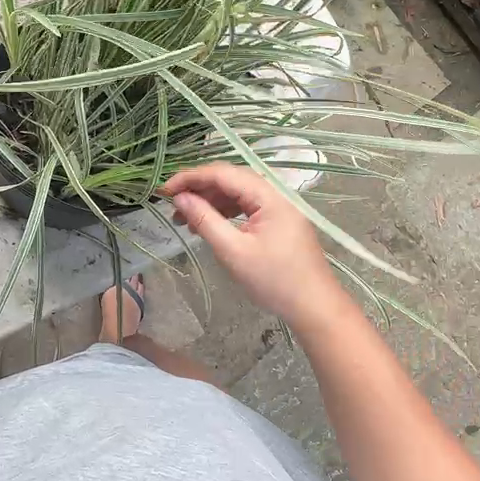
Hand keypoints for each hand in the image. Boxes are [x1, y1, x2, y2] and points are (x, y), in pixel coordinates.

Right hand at [160, 162, 345, 328]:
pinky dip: (224, 212)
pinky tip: (208, 225)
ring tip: (184, 219)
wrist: (314, 307)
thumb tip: (180, 198)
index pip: (223, 173)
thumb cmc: (274, 281)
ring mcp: (278, 208)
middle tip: (170, 204)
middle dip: (198, 188)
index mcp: (269, 196)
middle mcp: (275, 195)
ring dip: (209, 201)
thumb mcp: (233, 251)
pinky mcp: (278, 222)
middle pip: (230, 179)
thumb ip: (205, 220)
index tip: (165, 190)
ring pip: (237, 193)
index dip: (190, 177)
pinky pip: (246, 207)